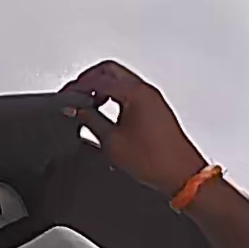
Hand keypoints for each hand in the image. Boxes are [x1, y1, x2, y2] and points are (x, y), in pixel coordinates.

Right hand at [62, 61, 206, 194]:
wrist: (183, 177)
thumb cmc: (155, 161)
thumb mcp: (111, 140)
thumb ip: (89, 119)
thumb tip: (75, 109)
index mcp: (135, 93)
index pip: (97, 79)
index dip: (77, 87)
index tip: (65, 96)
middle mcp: (145, 91)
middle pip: (109, 70)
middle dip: (88, 79)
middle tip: (74, 92)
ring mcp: (152, 99)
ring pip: (120, 79)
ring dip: (101, 86)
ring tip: (85, 102)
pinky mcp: (155, 108)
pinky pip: (129, 90)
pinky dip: (112, 94)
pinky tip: (103, 109)